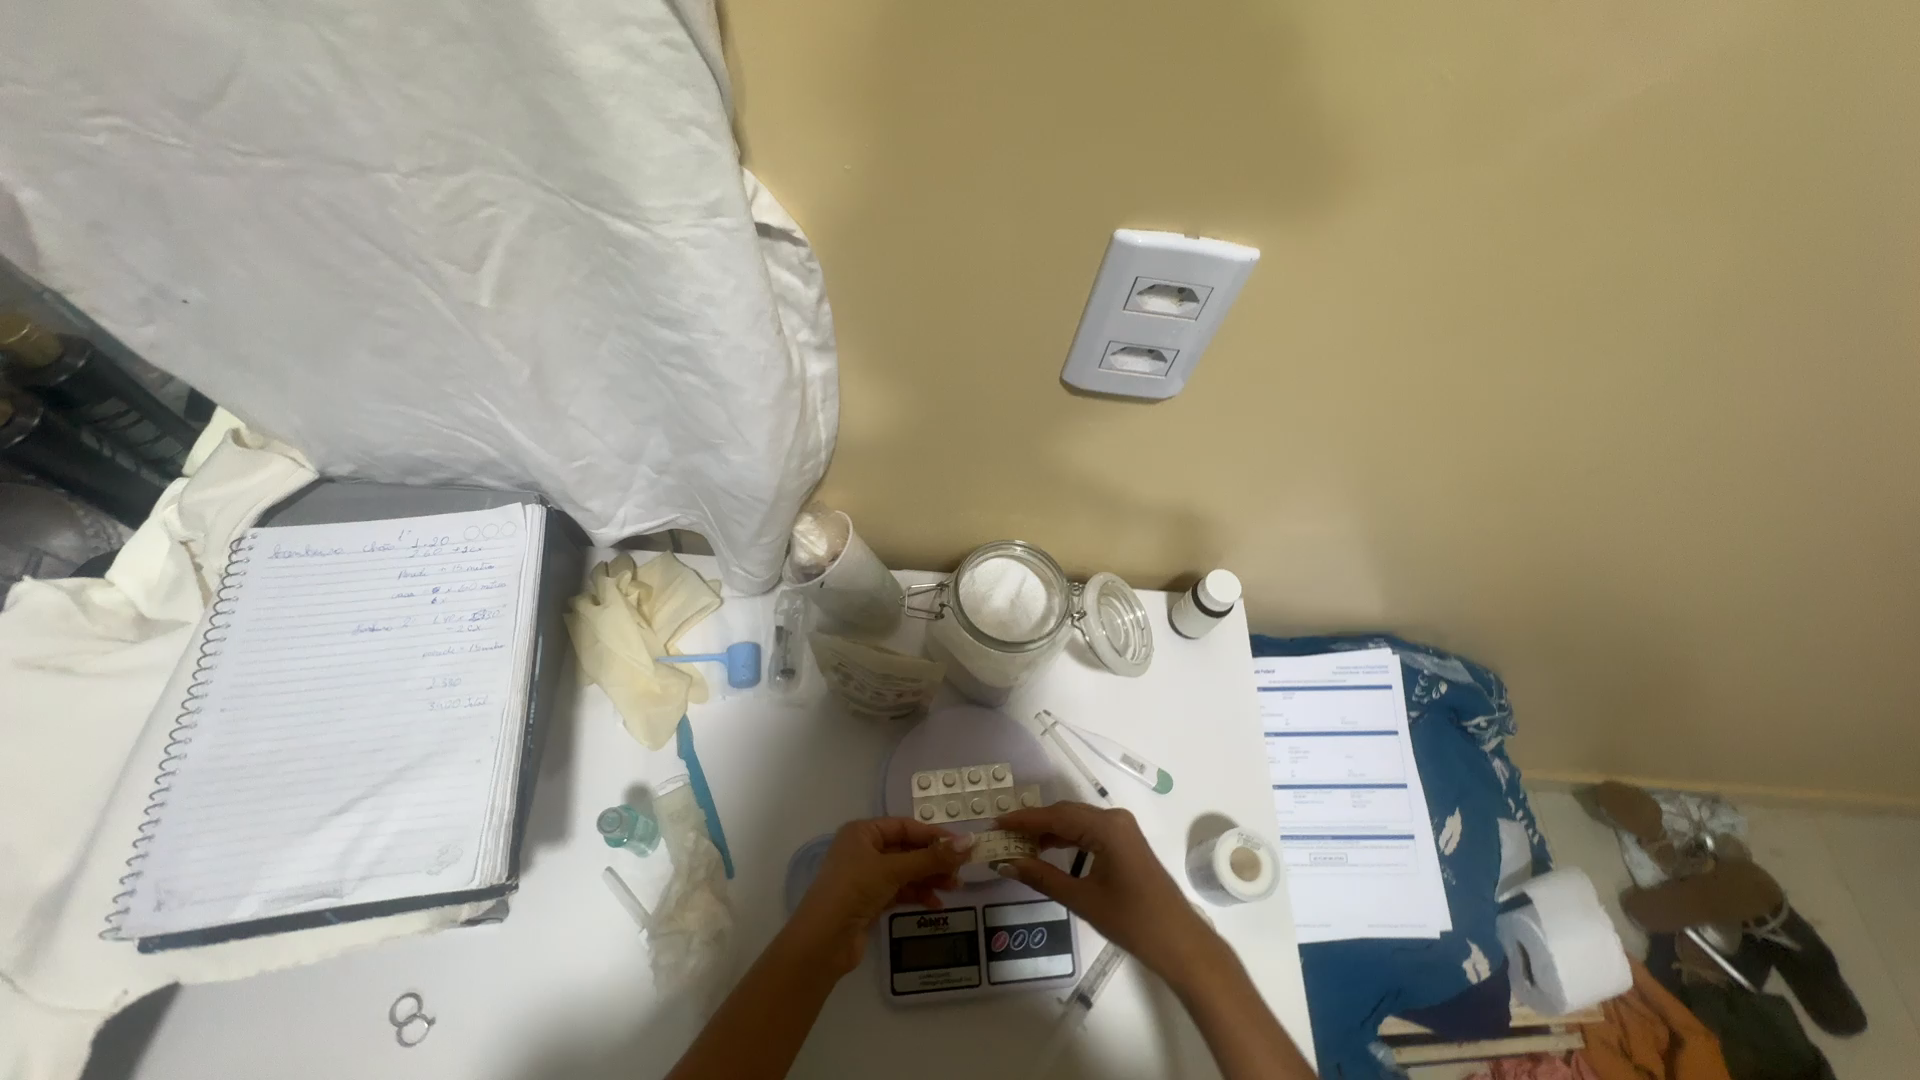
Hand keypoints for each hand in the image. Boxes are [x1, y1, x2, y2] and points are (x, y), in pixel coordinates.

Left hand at [785, 817, 972, 975]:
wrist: (823, 941)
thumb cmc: (854, 890)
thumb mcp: (893, 870)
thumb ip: (932, 858)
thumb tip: (970, 842)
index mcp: (863, 833)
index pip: (905, 827)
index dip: (934, 835)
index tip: (962, 846)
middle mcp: (863, 850)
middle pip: (907, 849)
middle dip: (934, 860)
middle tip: (962, 870)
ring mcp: (866, 877)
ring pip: (906, 872)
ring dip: (930, 878)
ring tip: (955, 887)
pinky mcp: (869, 901)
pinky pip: (900, 891)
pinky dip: (918, 894)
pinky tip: (936, 904)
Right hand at [993, 802, 1221, 986]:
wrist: (1179, 942)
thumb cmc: (1131, 921)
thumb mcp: (1081, 899)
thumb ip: (1041, 877)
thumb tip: (1005, 864)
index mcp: (1106, 827)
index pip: (1055, 816)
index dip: (1023, 820)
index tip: (994, 824)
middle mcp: (1115, 819)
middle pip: (1065, 813)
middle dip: (1033, 824)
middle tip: (1002, 835)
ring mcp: (1123, 830)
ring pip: (1076, 821)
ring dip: (1048, 831)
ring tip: (1018, 845)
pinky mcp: (1125, 843)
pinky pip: (1088, 831)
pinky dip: (1066, 839)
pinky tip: (1046, 851)